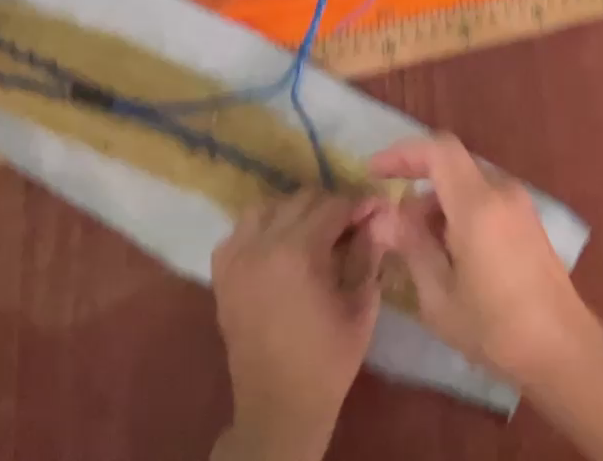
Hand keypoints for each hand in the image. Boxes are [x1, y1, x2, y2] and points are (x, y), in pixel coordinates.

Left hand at [211, 192, 384, 460]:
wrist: (280, 403)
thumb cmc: (330, 356)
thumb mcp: (362, 302)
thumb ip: (369, 252)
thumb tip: (380, 216)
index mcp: (299, 253)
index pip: (334, 204)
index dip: (360, 205)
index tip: (378, 212)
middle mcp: (262, 246)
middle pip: (302, 199)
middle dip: (331, 206)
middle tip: (351, 225)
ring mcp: (236, 260)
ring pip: (267, 207)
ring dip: (295, 212)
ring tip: (314, 232)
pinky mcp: (222, 275)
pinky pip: (240, 231)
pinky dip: (262, 229)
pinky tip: (280, 247)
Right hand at [367, 135, 602, 385]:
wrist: (559, 344)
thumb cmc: (493, 326)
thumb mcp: (439, 294)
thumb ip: (412, 246)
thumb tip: (386, 216)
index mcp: (479, 203)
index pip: (440, 151)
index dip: (403, 154)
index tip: (373, 172)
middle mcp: (503, 192)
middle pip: (455, 166)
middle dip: (420, 185)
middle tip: (393, 225)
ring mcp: (521, 205)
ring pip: (470, 184)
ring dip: (440, 203)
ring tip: (417, 249)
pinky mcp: (529, 221)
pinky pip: (487, 200)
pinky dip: (461, 212)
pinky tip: (448, 253)